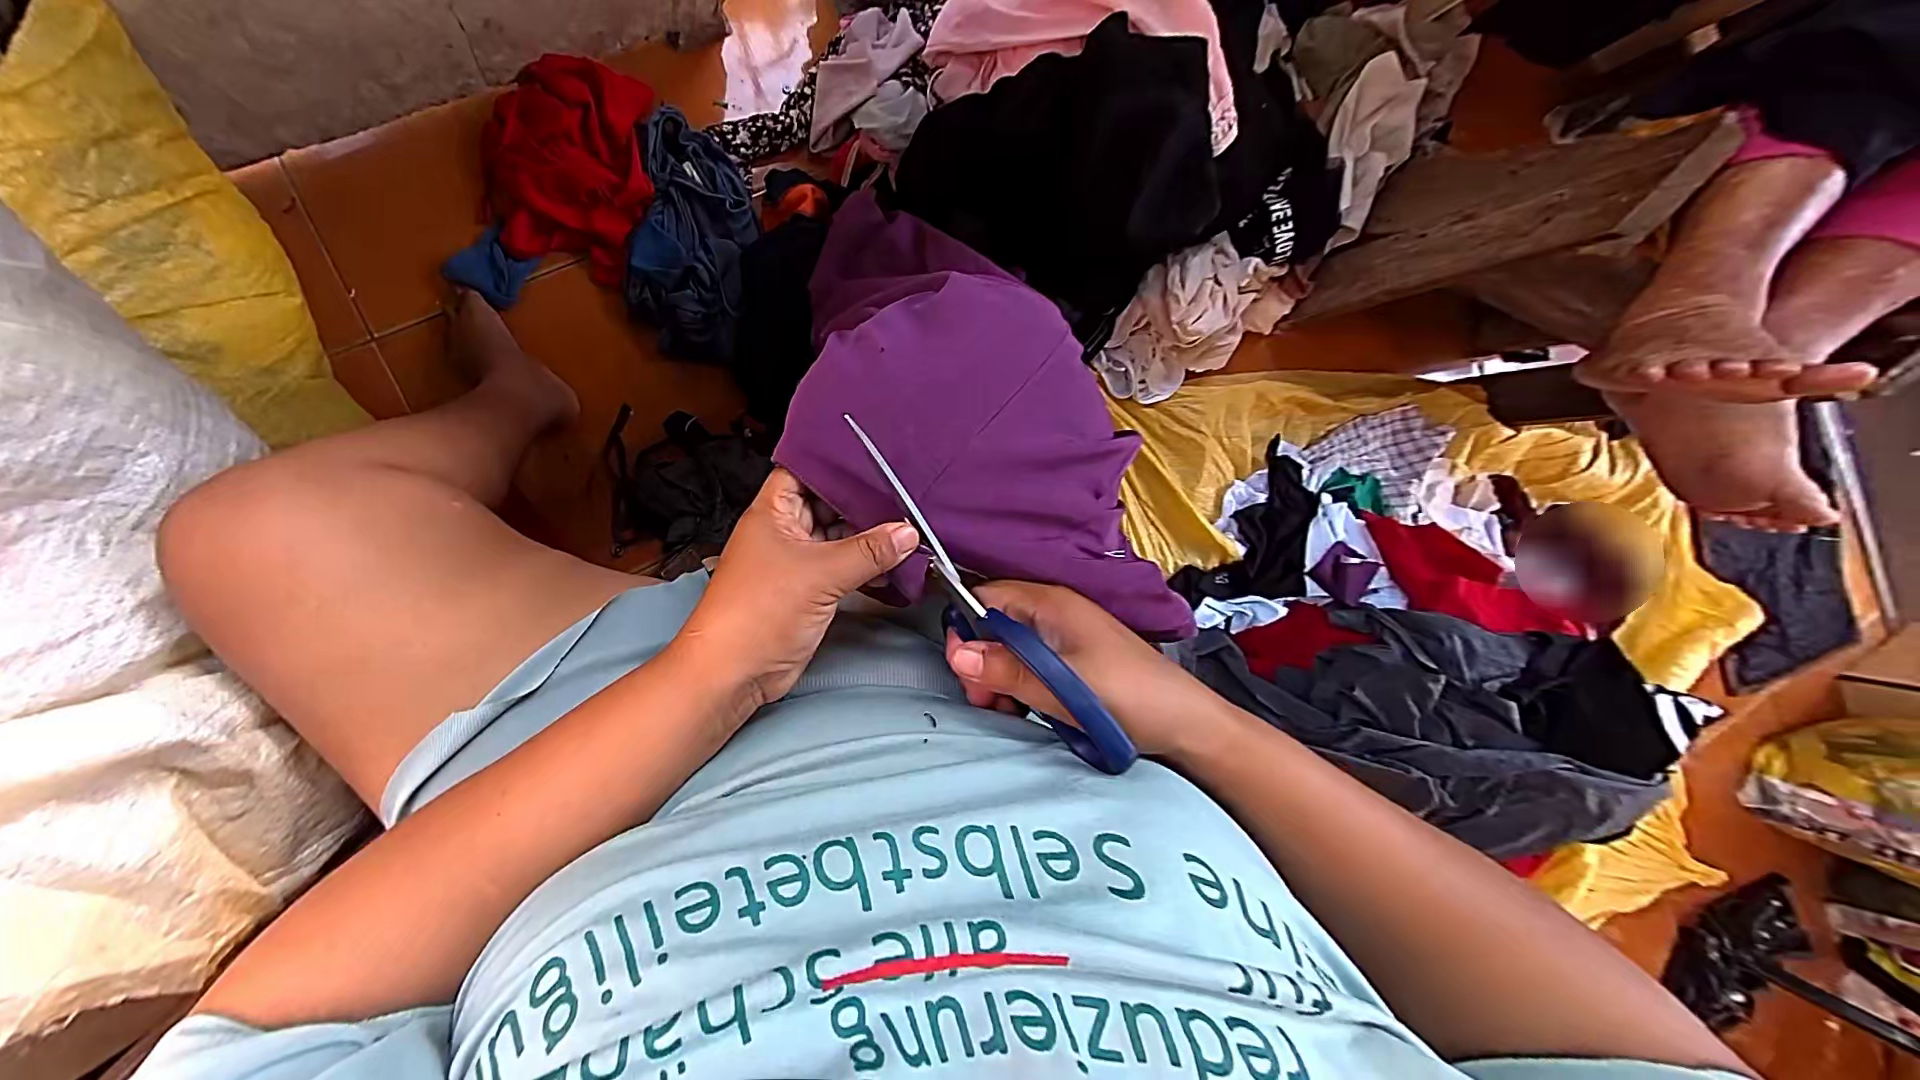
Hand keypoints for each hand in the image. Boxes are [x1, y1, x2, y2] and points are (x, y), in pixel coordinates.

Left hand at [673, 468, 916, 710]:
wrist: (735, 671)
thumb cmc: (754, 614)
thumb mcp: (821, 573)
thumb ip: (869, 551)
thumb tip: (905, 533)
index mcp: (773, 512)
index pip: (806, 471)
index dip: (836, 465)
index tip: (873, 461)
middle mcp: (784, 532)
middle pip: (829, 505)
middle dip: (863, 504)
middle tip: (903, 499)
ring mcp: (797, 561)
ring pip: (839, 538)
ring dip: (869, 539)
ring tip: (906, 531)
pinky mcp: (809, 588)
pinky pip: (843, 567)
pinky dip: (866, 566)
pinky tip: (893, 566)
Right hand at [941, 581, 1230, 758]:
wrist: (1187, 725)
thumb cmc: (1135, 697)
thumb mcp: (1063, 686)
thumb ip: (1009, 669)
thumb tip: (960, 653)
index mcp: (1052, 605)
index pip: (987, 597)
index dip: (967, 628)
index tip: (966, 668)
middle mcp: (1055, 614)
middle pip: (994, 624)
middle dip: (981, 660)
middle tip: (986, 697)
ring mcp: (1065, 638)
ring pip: (1010, 648)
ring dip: (998, 677)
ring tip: (1006, 708)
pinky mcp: (1072, 661)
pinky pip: (1030, 665)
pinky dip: (1019, 686)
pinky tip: (1025, 708)